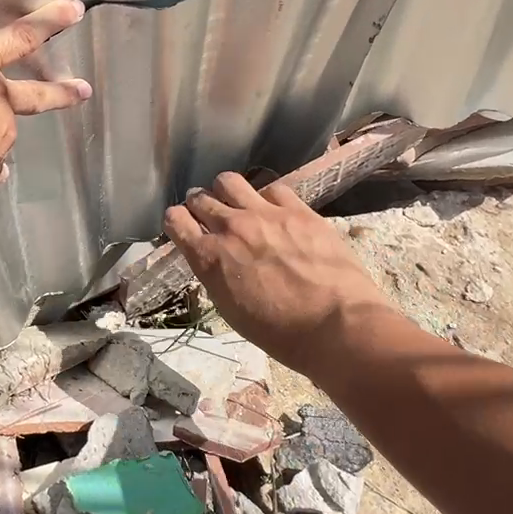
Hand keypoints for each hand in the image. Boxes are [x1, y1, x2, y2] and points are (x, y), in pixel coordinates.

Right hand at [164, 173, 399, 374]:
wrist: (338, 328)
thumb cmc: (281, 333)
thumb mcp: (230, 307)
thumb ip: (214, 272)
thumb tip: (213, 257)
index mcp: (208, 257)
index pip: (175, 219)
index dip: (178, 222)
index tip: (186, 228)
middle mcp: (230, 228)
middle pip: (198, 197)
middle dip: (200, 205)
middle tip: (212, 217)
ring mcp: (264, 214)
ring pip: (228, 180)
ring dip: (227, 192)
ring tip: (239, 205)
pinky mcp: (297, 210)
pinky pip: (271, 188)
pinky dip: (267, 197)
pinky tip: (275, 211)